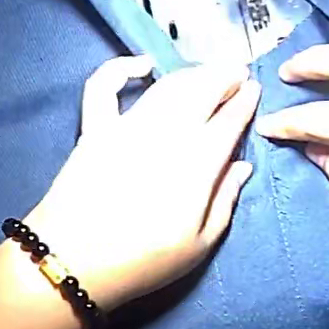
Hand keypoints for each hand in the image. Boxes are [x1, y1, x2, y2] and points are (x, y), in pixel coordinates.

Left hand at [23, 57, 258, 308]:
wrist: (73, 262)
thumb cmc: (143, 261)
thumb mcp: (199, 245)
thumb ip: (225, 201)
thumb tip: (242, 167)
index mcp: (198, 163)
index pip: (229, 120)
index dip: (245, 101)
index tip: (255, 90)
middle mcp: (166, 133)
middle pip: (201, 90)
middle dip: (224, 77)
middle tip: (237, 74)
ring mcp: (127, 126)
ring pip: (166, 85)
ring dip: (191, 73)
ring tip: (206, 74)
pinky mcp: (95, 128)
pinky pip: (106, 86)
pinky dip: (122, 68)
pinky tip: (142, 66)